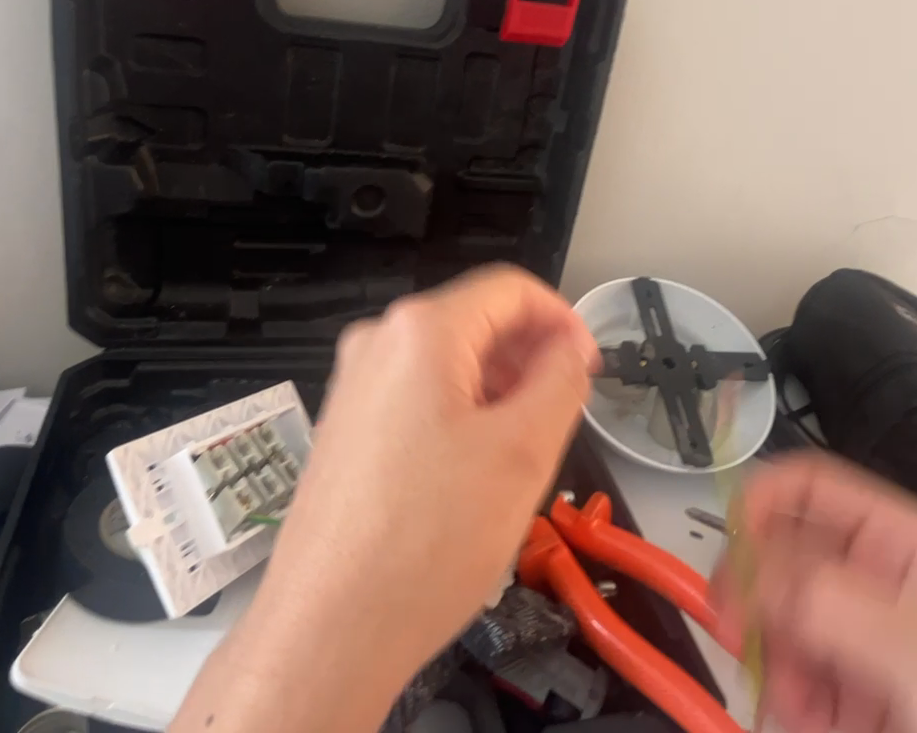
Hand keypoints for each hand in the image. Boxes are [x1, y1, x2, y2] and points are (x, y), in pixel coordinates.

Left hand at [172, 265, 599, 732]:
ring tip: (524, 446)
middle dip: (529, 355)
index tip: (588, 363)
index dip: (561, 319)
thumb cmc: (424, 543)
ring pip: (449, 361)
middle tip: (564, 408)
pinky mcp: (348, 425)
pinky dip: (462, 412)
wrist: (328, 627)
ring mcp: (355, 385)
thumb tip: (570, 350)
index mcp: (419, 331)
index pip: (509, 289)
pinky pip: (419, 395)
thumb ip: (561, 381)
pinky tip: (478, 466)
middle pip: (475, 321)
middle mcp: (377, 344)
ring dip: (498, 387)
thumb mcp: (523, 452)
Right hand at [714, 452, 916, 732]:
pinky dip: (786, 696)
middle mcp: (875, 585)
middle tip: (733, 622)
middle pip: (783, 557)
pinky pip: (794, 677)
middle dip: (757, 591)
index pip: (814, 490)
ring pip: (781, 622)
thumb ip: (834, 604)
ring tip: (788, 694)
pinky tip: (804, 714)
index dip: (766, 499)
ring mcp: (862, 641)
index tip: (732, 536)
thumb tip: (756, 575)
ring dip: (771, 653)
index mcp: (903, 546)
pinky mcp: (855, 694)